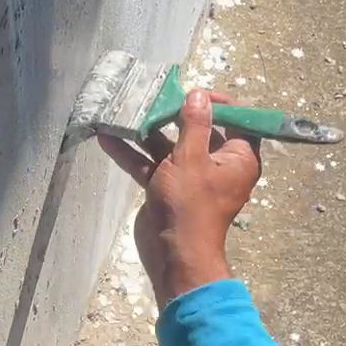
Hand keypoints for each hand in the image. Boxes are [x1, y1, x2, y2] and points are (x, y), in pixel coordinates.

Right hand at [98, 88, 260, 305]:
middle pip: (198, 131)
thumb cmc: (191, 205)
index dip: (217, 104)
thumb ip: (194, 125)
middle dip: (174, 114)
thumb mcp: (192, 158)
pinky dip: (134, 154)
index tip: (194, 93)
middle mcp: (216, 165)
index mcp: (237, 158)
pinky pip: (152, 165)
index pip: (235, 122)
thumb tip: (199, 95)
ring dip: (147, 133)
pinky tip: (108, 138)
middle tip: (155, 97)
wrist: (173, 253)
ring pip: (169, 147)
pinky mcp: (166, 188)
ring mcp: (189, 177)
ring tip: (126, 111)